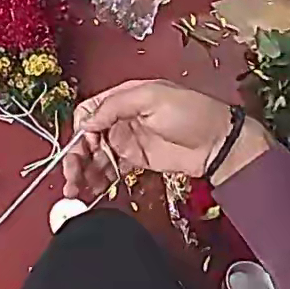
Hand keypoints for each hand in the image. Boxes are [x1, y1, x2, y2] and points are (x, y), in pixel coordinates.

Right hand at [61, 80, 271, 199]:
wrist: (218, 143)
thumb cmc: (191, 112)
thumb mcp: (152, 97)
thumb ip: (116, 105)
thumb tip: (88, 120)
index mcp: (124, 97)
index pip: (90, 111)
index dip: (82, 128)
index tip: (83, 146)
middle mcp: (122, 118)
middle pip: (88, 136)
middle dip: (76, 156)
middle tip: (72, 177)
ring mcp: (129, 141)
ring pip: (95, 156)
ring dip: (83, 171)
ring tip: (76, 190)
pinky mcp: (137, 161)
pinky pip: (110, 170)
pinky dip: (98, 179)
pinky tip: (90, 191)